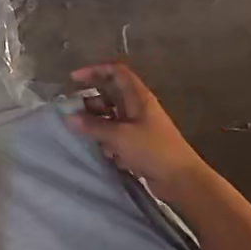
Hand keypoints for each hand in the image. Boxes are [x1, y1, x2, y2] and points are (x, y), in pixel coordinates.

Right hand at [67, 63, 211, 197]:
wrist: (180, 179)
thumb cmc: (152, 149)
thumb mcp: (119, 136)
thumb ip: (93, 126)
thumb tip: (70, 117)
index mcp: (138, 96)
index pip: (116, 72)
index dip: (94, 70)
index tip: (73, 79)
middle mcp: (138, 107)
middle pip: (111, 94)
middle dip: (91, 101)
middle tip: (71, 112)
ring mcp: (138, 126)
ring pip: (111, 116)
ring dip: (97, 122)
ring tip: (82, 133)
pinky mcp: (138, 144)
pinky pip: (116, 135)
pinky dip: (107, 140)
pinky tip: (102, 151)